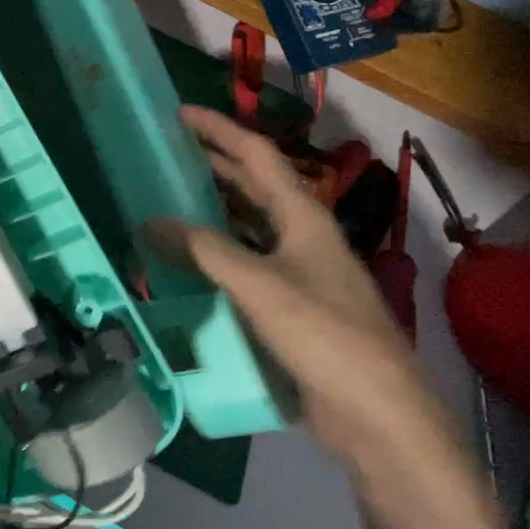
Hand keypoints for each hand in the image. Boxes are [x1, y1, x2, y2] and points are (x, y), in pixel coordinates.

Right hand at [148, 106, 507, 528]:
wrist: (380, 415)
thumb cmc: (324, 334)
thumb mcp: (258, 285)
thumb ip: (202, 249)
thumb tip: (149, 220)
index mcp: (305, 218)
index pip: (258, 155)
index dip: (220, 129)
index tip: (179, 113)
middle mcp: (304, 237)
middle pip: (256, 187)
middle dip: (215, 164)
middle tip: (168, 151)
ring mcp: (302, 273)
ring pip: (251, 226)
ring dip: (214, 208)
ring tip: (169, 196)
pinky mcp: (294, 307)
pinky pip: (248, 264)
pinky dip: (218, 252)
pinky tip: (189, 260)